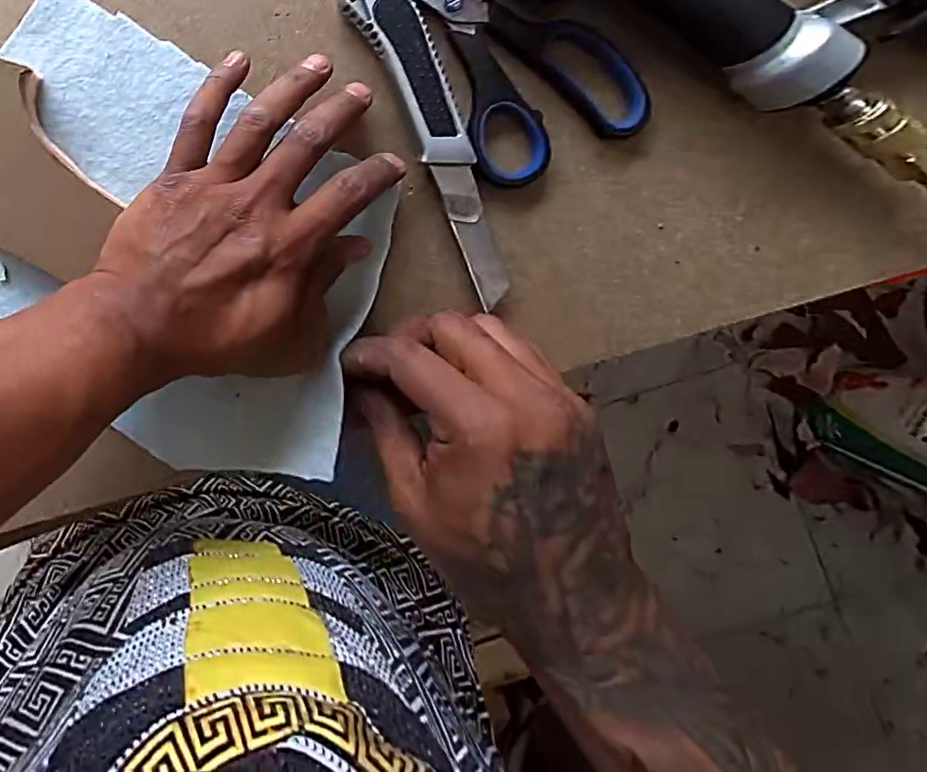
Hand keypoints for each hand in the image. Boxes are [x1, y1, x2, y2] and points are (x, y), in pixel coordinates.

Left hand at [86, 51, 404, 382]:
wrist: (134, 324)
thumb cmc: (206, 338)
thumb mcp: (280, 335)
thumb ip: (319, 288)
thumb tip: (353, 249)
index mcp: (287, 243)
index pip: (347, 196)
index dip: (376, 176)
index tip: (391, 165)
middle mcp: (257, 202)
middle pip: (309, 143)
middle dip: (340, 114)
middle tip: (359, 95)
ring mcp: (215, 184)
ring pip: (261, 122)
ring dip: (293, 88)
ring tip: (317, 65)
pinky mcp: (176, 177)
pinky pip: (197, 125)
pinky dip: (217, 89)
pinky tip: (236, 61)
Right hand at [342, 312, 638, 624]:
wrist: (577, 602)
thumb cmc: (484, 562)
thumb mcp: (412, 500)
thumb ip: (385, 428)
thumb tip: (361, 385)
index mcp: (481, 426)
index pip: (411, 357)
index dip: (370, 353)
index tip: (349, 364)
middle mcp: (526, 397)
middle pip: (451, 325)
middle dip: (408, 338)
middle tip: (386, 370)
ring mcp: (559, 396)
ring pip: (490, 326)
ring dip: (449, 340)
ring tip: (427, 374)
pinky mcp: (576, 403)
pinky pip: (521, 351)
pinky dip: (485, 353)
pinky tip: (467, 385)